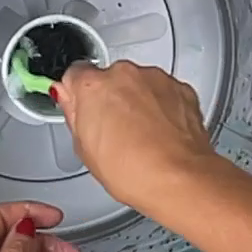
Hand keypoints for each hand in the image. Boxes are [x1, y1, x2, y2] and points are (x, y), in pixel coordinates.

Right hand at [54, 61, 223, 212]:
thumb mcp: (84, 149)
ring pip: (139, 83)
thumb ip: (74, 115)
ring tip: (141, 137)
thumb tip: (70, 100)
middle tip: (114, 132)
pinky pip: (164, 91)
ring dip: (138, 102)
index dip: (77, 95)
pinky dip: (162, 106)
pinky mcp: (181, 88)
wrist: (179, 178)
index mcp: (94, 86)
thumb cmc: (135, 170)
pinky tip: (160, 134)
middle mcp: (125, 74)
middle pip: (109, 79)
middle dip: (110, 99)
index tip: (82, 108)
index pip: (75, 74)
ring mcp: (155, 79)